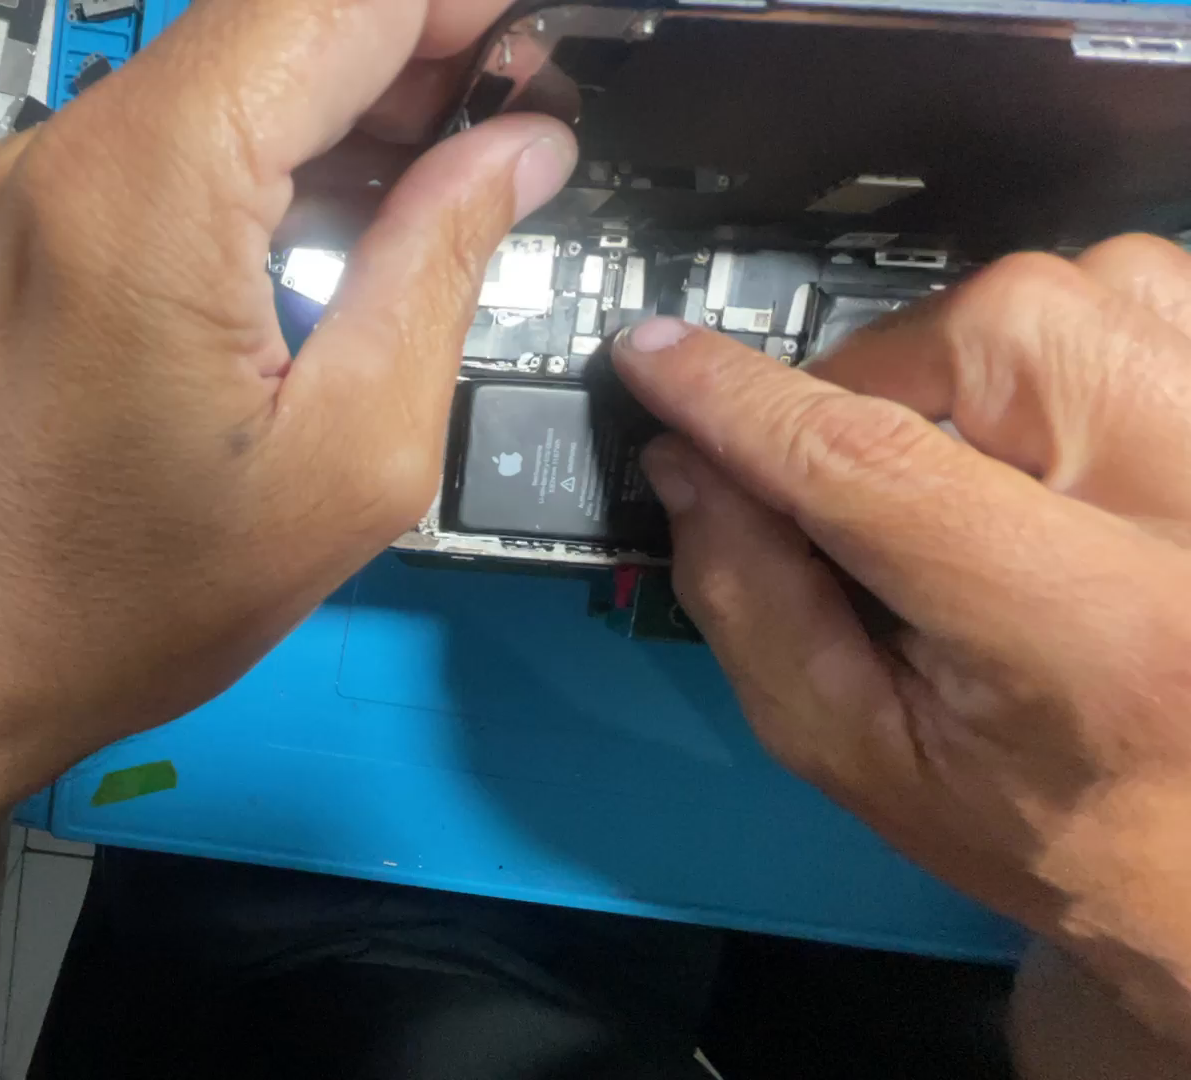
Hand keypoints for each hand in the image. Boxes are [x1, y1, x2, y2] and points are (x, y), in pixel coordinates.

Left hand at [0, 0, 576, 817]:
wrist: (10, 658)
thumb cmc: (169, 596)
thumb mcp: (355, 457)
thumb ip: (441, 266)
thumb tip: (516, 147)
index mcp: (142, 200)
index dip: (454, 6)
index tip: (530, 64)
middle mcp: (53, 160)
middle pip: (266, 25)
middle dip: (400, 56)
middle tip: (494, 136)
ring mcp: (15, 189)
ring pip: (212, 79)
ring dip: (328, 113)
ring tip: (419, 192)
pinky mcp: (10, 231)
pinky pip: (156, 144)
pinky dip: (251, 161)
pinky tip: (314, 226)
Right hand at [614, 235, 1190, 1045]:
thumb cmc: (1020, 816)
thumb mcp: (836, 735)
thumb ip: (742, 597)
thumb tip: (682, 463)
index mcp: (1083, 631)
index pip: (865, 463)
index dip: (735, 399)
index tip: (650, 353)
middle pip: (998, 333)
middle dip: (871, 372)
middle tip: (840, 455)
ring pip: (1085, 289)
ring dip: (962, 355)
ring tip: (951, 447)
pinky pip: (1157, 290)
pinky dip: (1059, 335)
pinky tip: (1038, 423)